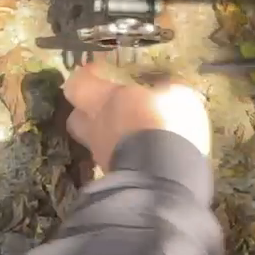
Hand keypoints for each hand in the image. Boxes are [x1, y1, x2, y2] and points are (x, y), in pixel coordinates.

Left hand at [64, 65, 210, 168]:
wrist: (160, 182)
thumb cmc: (165, 127)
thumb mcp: (177, 98)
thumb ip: (164, 92)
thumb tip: (163, 89)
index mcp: (103, 100)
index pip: (78, 83)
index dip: (86, 77)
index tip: (99, 72)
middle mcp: (95, 128)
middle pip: (76, 117)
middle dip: (88, 111)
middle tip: (108, 107)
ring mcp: (101, 156)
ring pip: (94, 142)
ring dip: (108, 137)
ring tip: (131, 134)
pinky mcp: (114, 179)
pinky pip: (113, 161)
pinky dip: (123, 157)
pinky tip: (142, 156)